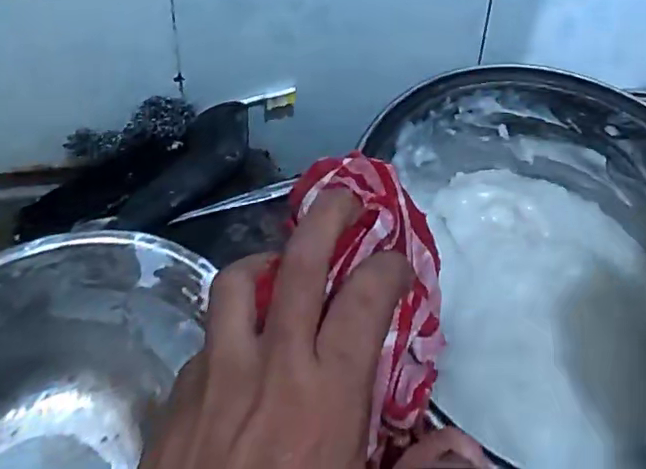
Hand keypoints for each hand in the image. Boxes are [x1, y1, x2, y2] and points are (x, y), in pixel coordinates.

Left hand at [145, 189, 486, 468]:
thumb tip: (470, 452)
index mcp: (327, 392)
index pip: (367, 298)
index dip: (389, 267)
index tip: (398, 265)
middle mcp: (273, 366)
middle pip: (302, 261)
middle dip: (329, 216)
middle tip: (346, 201)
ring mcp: (217, 374)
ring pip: (236, 282)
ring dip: (264, 264)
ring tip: (280, 268)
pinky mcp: (175, 396)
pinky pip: (203, 341)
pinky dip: (226, 334)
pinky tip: (236, 358)